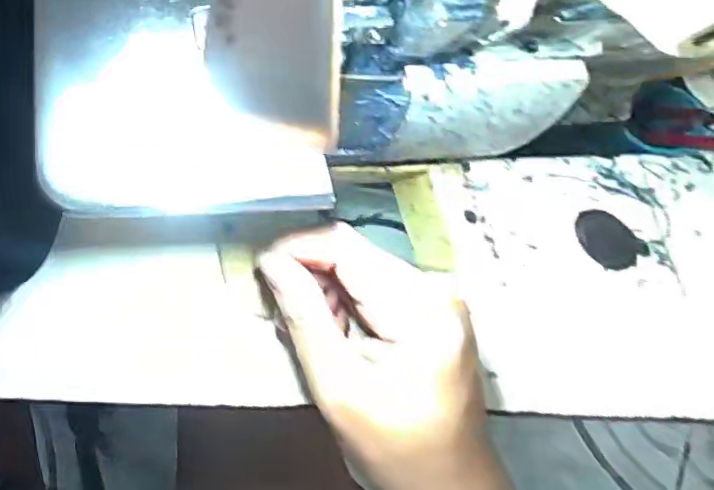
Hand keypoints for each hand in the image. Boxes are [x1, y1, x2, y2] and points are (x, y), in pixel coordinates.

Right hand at [258, 224, 510, 489]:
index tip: (263, 271)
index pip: (342, 246)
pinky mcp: (430, 302)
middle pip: (349, 251)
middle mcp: (435, 289)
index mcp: (421, 309)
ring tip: (314, 330)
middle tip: (284, 313)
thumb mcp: (337, 387)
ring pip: (356, 260)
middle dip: (308, 274)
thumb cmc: (398, 452)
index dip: (294, 249)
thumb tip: (271, 261)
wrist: (450, 487)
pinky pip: (371, 277)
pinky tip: (337, 329)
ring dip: (324, 286)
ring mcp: (436, 294)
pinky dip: (343, 296)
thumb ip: (302, 316)